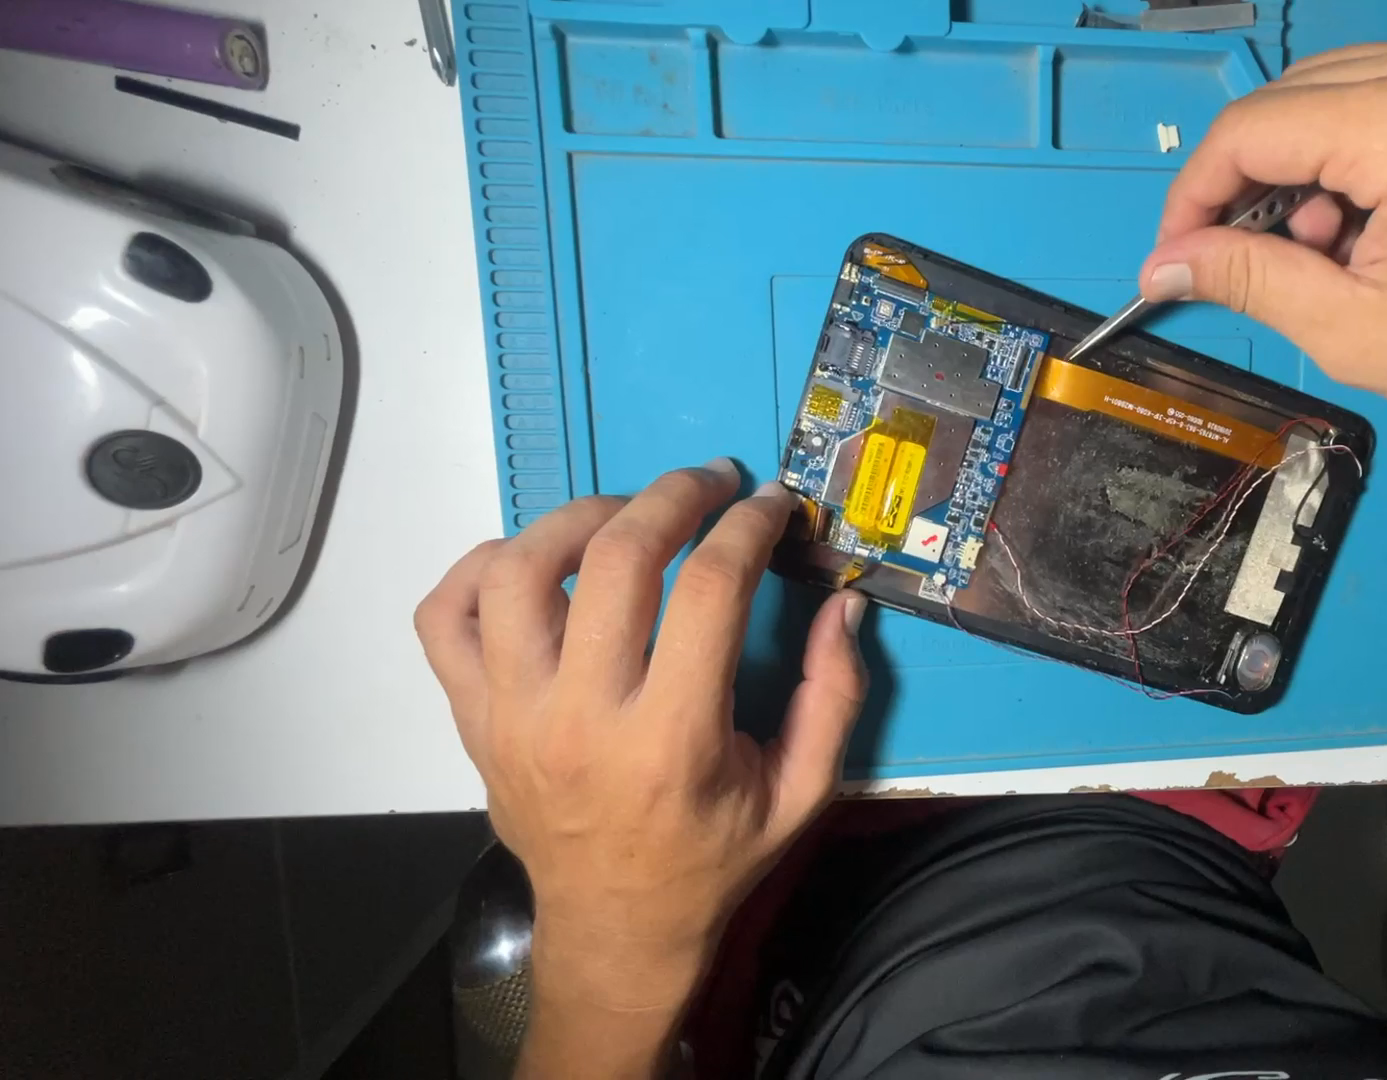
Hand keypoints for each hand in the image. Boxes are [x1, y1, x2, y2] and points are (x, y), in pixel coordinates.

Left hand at [413, 460, 866, 1012]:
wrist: (616, 929)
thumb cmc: (716, 859)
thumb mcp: (804, 790)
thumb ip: (834, 695)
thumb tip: (844, 605)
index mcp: (673, 737)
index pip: (711, 589)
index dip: (749, 527)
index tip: (771, 505)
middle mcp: (580, 716)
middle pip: (617, 557)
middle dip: (676, 495)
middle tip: (714, 481)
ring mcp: (509, 714)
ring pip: (520, 568)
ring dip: (584, 515)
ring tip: (632, 511)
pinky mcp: (471, 718)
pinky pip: (445, 613)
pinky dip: (485, 563)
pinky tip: (540, 560)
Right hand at [1140, 26, 1386, 471]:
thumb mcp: (1349, 328)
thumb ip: (1246, 280)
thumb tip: (1162, 264)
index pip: (1251, 130)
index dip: (1192, 196)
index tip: (1172, 257)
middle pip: (1284, 103)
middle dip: (1239, 187)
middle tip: (1230, 263)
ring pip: (1325, 100)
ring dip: (1290, 178)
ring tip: (1314, 257)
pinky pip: (1378, 105)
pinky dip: (1340, 165)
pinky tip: (1358, 230)